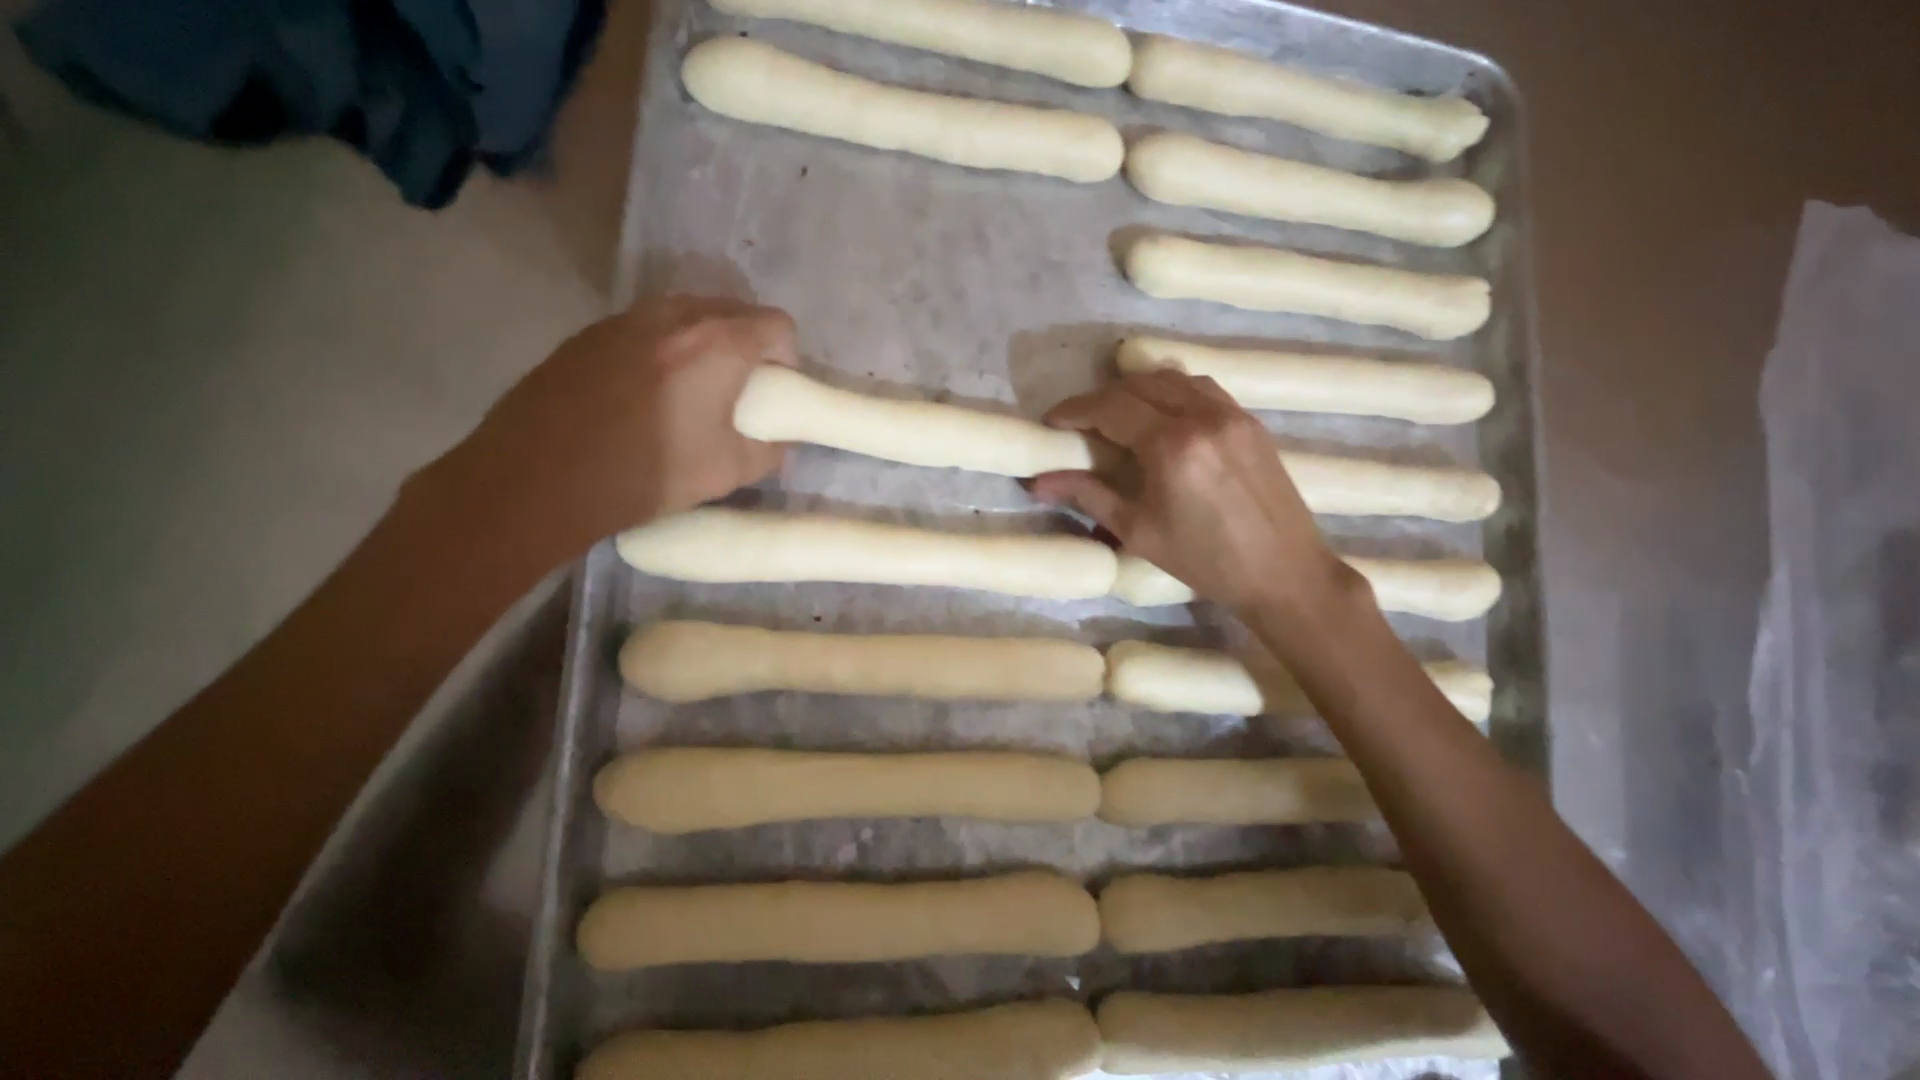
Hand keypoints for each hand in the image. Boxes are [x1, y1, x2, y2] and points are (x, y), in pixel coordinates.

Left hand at [421, 294, 797, 561]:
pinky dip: (658, 350)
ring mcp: (624, 319)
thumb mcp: (726, 472)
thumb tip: (777, 441)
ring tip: (688, 391)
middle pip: (731, 310)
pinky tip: (641, 395)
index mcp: (717, 342)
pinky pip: (643, 329)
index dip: (786, 358)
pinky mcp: (587, 334)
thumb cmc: (645, 473)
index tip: (773, 393)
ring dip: (700, 344)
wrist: (538, 477)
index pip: (777, 324)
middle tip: (736, 391)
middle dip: (745, 346)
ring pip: (684, 315)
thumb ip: (768, 450)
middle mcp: (674, 315)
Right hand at [1032, 370, 1354, 615]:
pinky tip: (1163, 415)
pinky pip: (1203, 389)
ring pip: (1173, 378)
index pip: (1111, 407)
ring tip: (1118, 414)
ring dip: (1138, 389)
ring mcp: (1232, 414)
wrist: (1283, 572)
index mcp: (1172, 445)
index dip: (1075, 410)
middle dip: (1102, 398)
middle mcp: (1202, 416)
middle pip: (1139, 385)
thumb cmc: (1205, 560)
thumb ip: (1088, 495)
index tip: (1052, 422)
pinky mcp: (1251, 422)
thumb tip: (1038, 482)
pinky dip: (1173, 391)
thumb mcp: (1138, 531)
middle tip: (1080, 422)